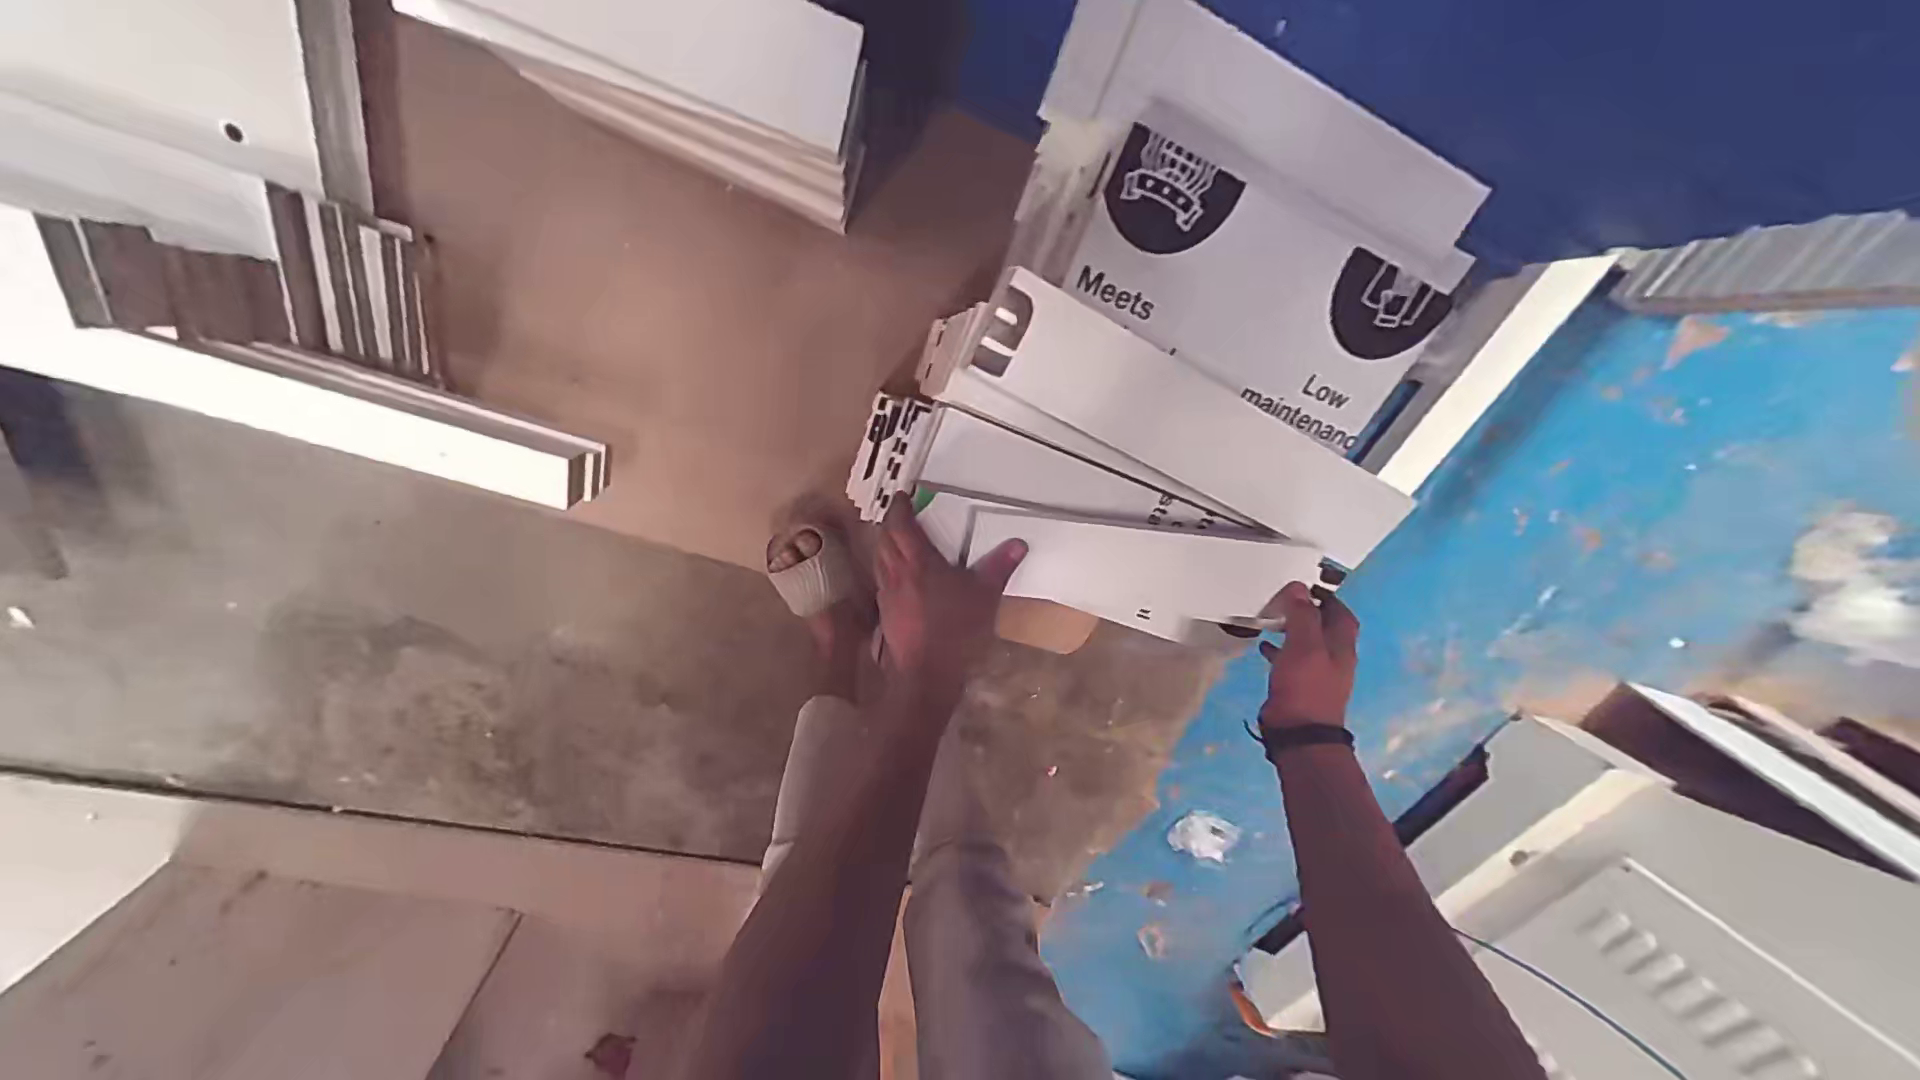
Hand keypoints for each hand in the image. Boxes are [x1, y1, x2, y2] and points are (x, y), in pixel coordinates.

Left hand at [874, 501, 1025, 688]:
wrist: (926, 673)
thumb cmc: (956, 629)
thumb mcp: (985, 595)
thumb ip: (999, 567)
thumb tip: (1018, 544)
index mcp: (917, 562)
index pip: (900, 524)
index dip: (900, 507)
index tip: (904, 497)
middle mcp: (895, 573)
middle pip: (885, 539)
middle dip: (891, 524)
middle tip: (903, 517)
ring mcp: (886, 594)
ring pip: (880, 560)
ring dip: (887, 546)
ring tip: (901, 543)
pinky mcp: (886, 613)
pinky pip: (883, 581)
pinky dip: (889, 570)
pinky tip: (903, 580)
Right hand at [1257, 581, 1359, 730]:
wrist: (1299, 732)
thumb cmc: (1305, 686)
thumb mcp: (1304, 646)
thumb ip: (1303, 617)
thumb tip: (1300, 589)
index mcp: (1341, 647)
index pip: (1341, 615)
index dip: (1328, 598)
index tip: (1308, 586)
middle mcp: (1333, 658)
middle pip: (1325, 628)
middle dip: (1309, 612)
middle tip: (1286, 600)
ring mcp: (1316, 673)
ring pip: (1307, 643)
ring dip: (1293, 629)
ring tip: (1272, 618)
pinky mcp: (1299, 684)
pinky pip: (1291, 659)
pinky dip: (1280, 648)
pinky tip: (1264, 647)